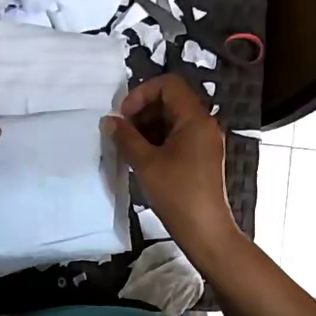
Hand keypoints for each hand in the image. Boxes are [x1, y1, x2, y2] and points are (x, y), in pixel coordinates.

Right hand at [107, 74, 238, 252]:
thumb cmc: (178, 194)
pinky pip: (178, 137)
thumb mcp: (146, 164)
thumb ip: (126, 138)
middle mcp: (204, 124)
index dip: (142, 94)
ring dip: (148, 128)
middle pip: (170, 101)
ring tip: (129, 148)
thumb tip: (109, 121)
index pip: (168, 85)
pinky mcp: (202, 158)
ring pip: (172, 120)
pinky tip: (141, 159)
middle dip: (143, 112)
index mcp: (195, 118)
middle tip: (122, 134)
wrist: (205, 230)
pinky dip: (158, 142)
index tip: (124, 116)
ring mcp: (205, 141)